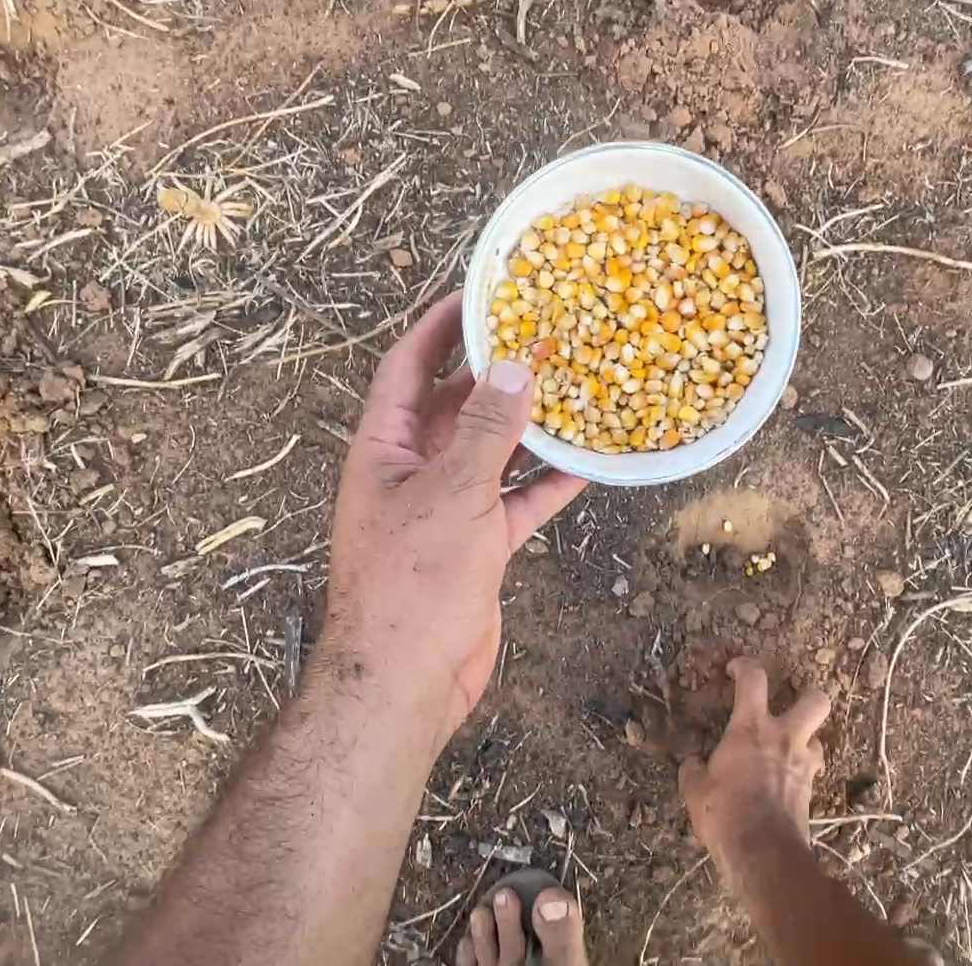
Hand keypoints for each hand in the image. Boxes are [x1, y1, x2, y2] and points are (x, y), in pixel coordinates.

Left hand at [324, 292, 586, 732]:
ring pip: (492, 452)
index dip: (441, 326)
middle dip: (496, 373)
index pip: (409, 366)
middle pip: (457, 405)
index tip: (480, 293)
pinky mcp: (477, 544)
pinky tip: (585, 464)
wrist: (407, 679)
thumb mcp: (453, 491)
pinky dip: (546, 484)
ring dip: (528, 427)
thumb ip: (487, 429)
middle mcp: (413, 469)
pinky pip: (515, 501)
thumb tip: (514, 367)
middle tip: (544, 337)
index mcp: (385, 445)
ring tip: (571, 389)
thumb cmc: (413, 578)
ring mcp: (446, 507)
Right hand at [679, 658, 830, 880]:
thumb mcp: (695, 790)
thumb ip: (694, 770)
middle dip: (806, 694)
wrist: (764, 854)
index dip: (745, 665)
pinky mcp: (811, 790)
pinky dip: (802, 768)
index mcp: (751, 727)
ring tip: (786, 746)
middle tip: (788, 702)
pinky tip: (785, 780)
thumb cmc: (725, 813)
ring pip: (818, 735)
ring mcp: (802, 764)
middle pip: (815, 700)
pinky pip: (812, 768)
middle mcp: (783, 737)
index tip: (734, 670)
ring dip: (804, 737)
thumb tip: (695, 764)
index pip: (754, 678)